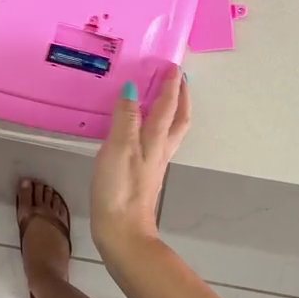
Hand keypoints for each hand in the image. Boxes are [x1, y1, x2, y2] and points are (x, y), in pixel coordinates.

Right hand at [91, 71, 191, 256]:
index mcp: (155, 140)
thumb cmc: (119, 189)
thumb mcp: (119, 148)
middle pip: (177, 120)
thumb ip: (125, 118)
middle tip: (179, 80)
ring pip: (169, 132)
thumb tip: (132, 89)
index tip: (173, 66)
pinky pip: (155, 143)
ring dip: (170, 112)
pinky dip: (154, 129)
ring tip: (164, 99)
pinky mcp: (143, 176)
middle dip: (180, 98)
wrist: (122, 231)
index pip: (166, 106)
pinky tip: (141, 131)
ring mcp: (152, 164)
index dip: (170, 86)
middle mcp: (159, 150)